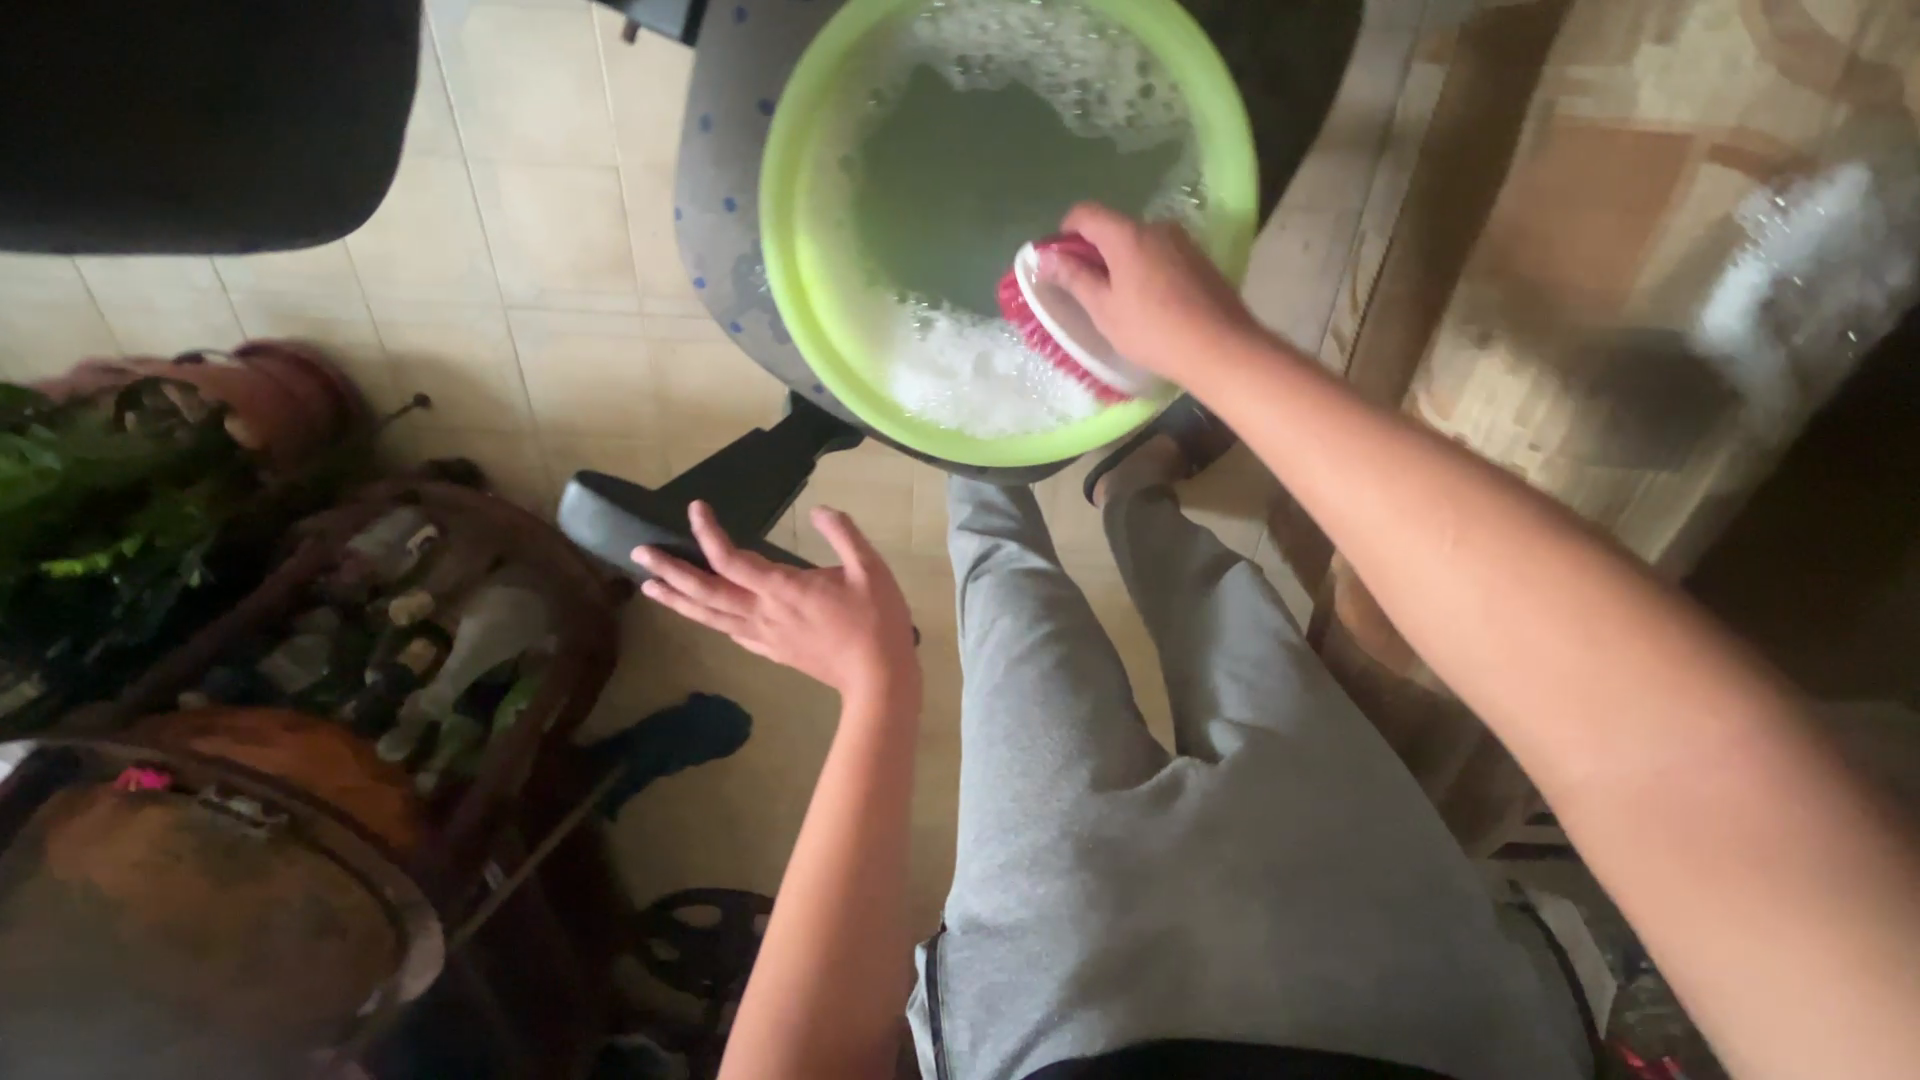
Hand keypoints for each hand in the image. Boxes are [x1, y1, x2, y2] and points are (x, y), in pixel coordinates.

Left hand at [631, 501, 919, 704]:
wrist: (878, 677)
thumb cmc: (877, 621)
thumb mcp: (870, 569)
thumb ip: (844, 534)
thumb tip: (821, 510)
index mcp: (782, 588)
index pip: (729, 558)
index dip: (707, 533)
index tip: (696, 509)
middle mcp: (762, 612)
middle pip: (705, 591)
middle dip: (670, 570)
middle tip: (640, 553)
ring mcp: (764, 636)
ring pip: (709, 616)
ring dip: (677, 600)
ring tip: (650, 587)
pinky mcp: (772, 651)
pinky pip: (731, 633)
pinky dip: (709, 620)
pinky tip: (702, 616)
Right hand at [1040, 202, 1266, 382]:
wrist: (1219, 347)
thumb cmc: (1152, 330)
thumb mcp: (1103, 309)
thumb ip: (1073, 278)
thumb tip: (1044, 258)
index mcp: (1127, 234)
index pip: (1085, 213)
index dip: (1064, 232)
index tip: (1058, 262)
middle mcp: (1156, 227)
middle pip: (1113, 227)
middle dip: (1093, 251)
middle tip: (1085, 289)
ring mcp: (1182, 241)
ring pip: (1138, 242)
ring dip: (1120, 262)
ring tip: (1118, 301)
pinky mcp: (1199, 259)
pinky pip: (1160, 255)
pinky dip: (1144, 270)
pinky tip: (1148, 303)